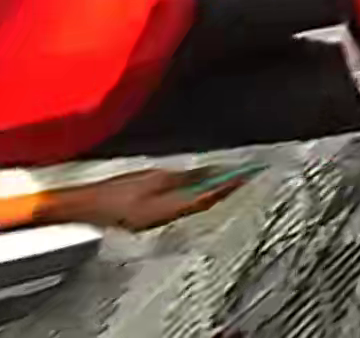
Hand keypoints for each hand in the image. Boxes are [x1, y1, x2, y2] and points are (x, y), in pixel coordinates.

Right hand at [47, 169, 252, 230]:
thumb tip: (215, 171)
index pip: (209, 197)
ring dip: (216, 192)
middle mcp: (163, 219)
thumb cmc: (113, 191)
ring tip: (237, 177)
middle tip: (252, 173)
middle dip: (228, 188)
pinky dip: (200, 196)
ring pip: (196, 206)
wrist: (75, 207)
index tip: (253, 171)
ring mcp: (155, 221)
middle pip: (206, 203)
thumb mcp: (155, 177)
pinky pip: (182, 207)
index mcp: (164, 210)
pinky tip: (209, 186)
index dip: (232, 183)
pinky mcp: (148, 218)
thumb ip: (188, 176)